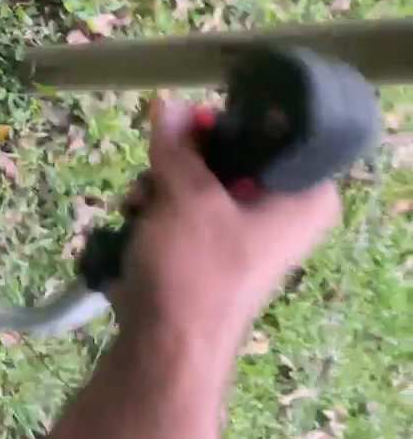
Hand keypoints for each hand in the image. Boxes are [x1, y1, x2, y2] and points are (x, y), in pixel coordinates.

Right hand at [110, 98, 340, 368]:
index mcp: (303, 198)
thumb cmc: (194, 267)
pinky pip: (177, 209)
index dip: (227, 129)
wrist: (167, 335)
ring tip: (136, 208)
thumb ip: (177, 150)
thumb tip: (169, 103)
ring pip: (192, 183)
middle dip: (176, 165)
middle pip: (224, 159)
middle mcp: (280, 212)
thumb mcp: (184, 199)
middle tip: (154, 178)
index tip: (186, 130)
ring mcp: (241, 232)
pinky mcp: (205, 247)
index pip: (274, 139)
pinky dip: (151, 210)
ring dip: (154, 188)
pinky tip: (133, 221)